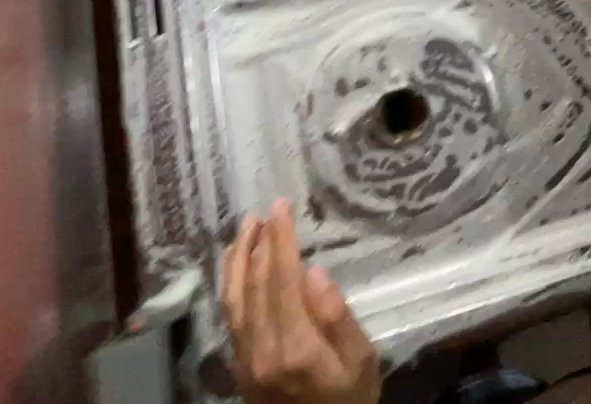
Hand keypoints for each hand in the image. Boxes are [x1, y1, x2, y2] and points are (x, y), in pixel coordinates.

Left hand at [222, 200, 380, 403]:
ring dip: (238, 258)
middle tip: (270, 207)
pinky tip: (237, 265)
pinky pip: (229, 316)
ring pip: (233, 299)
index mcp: (295, 347)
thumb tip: (315, 272)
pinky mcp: (238, 367)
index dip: (281, 239)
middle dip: (260, 241)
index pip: (282, 279)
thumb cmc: (351, 399)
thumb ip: (337, 317)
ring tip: (247, 226)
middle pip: (254, 284)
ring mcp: (244, 361)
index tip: (282, 206)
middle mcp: (261, 351)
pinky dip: (230, 283)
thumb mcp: (362, 360)